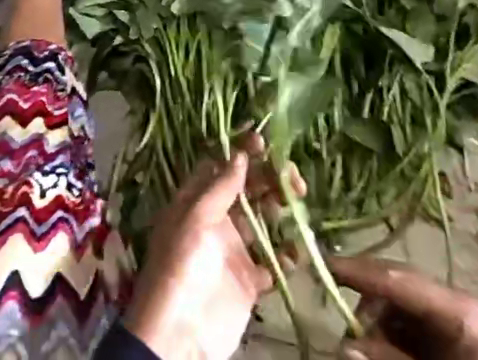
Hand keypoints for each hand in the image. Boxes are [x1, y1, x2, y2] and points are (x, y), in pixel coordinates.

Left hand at [122, 146, 275, 359]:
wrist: (179, 335)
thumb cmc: (181, 267)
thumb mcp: (195, 219)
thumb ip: (220, 187)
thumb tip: (241, 154)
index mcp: (196, 201)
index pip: (220, 166)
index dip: (240, 151)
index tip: (264, 141)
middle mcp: (216, 219)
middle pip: (246, 189)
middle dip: (269, 176)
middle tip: (292, 175)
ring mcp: (233, 249)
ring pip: (262, 219)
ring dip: (281, 206)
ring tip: (298, 200)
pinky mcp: (248, 280)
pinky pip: (273, 261)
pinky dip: (287, 253)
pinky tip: (296, 249)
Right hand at [329, 256, 477, 359]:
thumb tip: (344, 345)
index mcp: (458, 310)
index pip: (398, 278)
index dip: (359, 270)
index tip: (322, 263)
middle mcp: (454, 304)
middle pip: (396, 288)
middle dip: (366, 307)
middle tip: (347, 336)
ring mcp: (454, 319)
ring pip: (398, 307)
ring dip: (376, 326)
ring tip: (365, 349)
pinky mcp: (451, 336)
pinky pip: (409, 325)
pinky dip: (390, 337)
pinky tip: (382, 351)